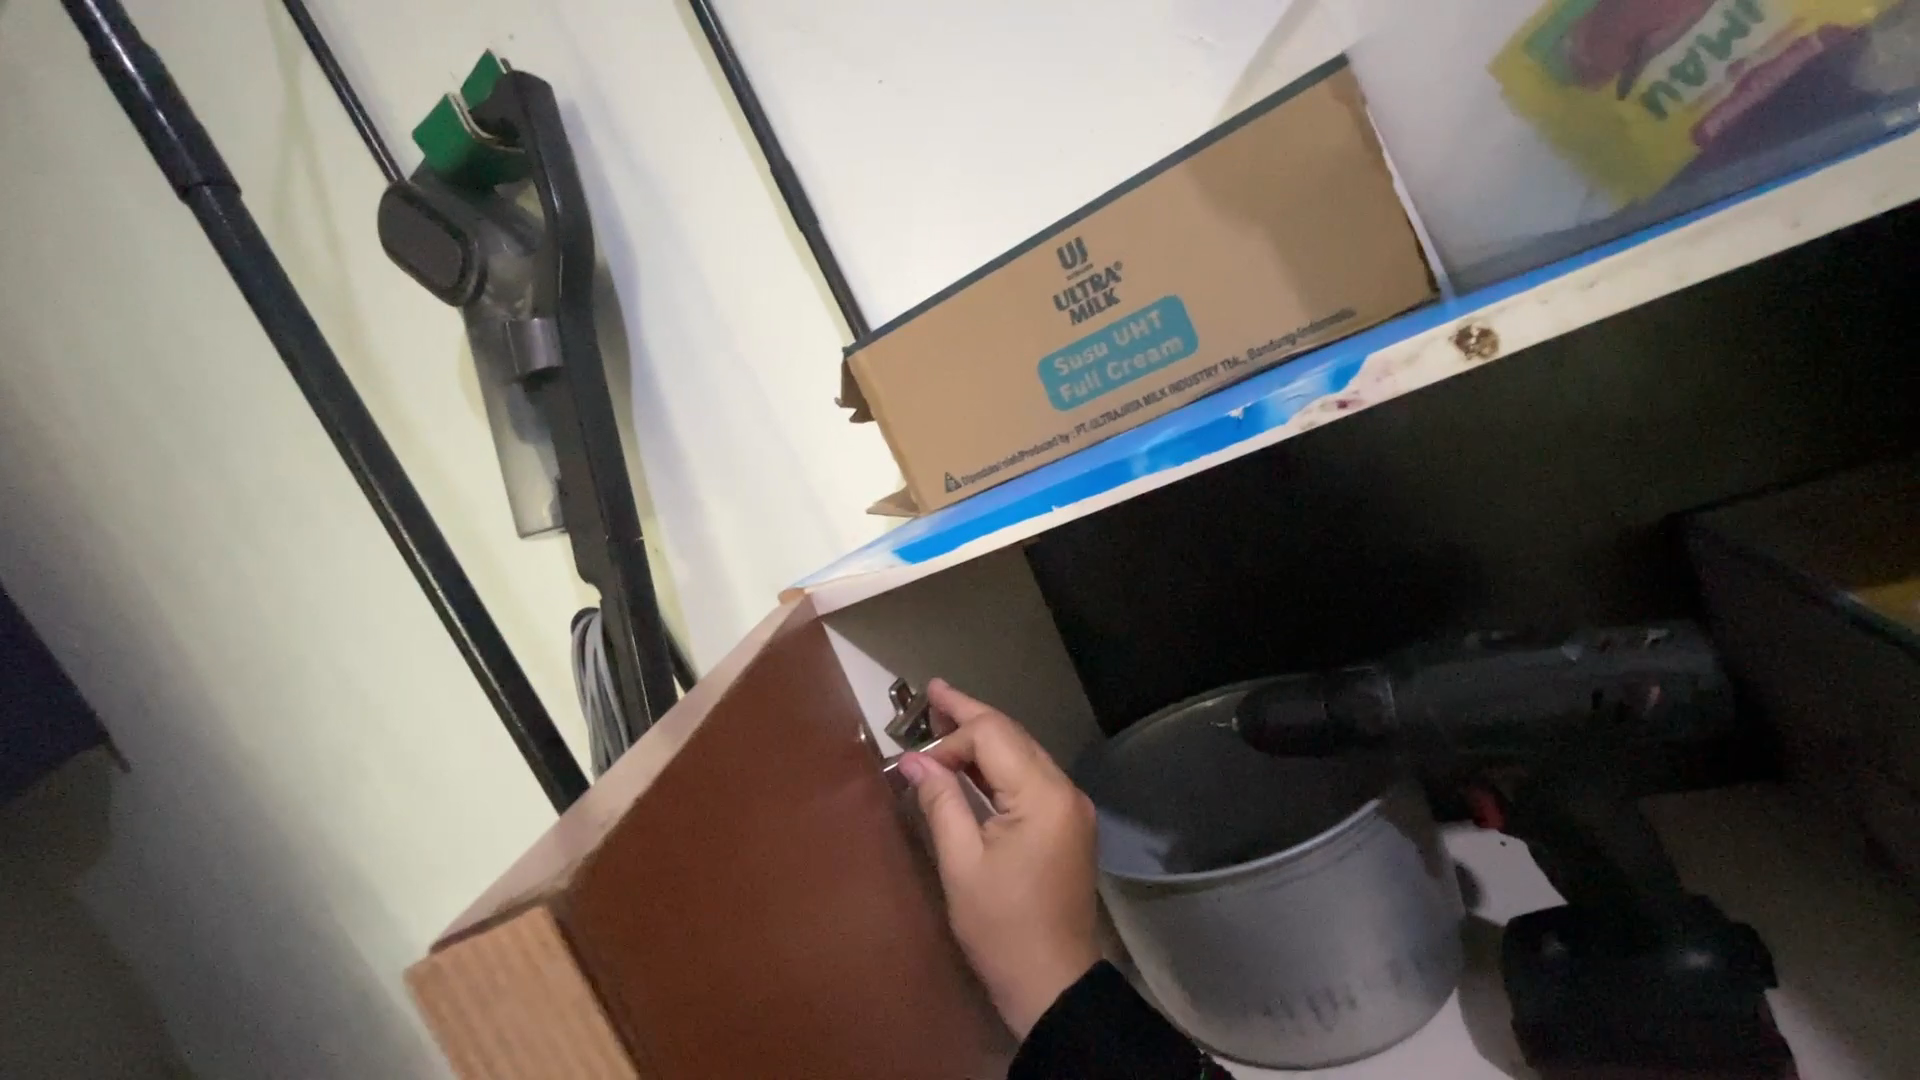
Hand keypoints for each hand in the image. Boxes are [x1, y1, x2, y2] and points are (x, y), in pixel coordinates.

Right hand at [896, 679, 1102, 1037]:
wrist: (1053, 984)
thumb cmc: (1002, 928)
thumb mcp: (961, 864)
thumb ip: (941, 801)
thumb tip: (914, 760)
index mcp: (1043, 795)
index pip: (994, 736)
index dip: (952, 739)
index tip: (918, 761)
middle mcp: (1064, 790)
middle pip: (1012, 736)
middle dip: (970, 716)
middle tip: (932, 692)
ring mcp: (1071, 806)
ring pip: (1022, 753)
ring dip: (984, 738)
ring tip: (945, 716)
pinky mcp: (1067, 823)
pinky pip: (1030, 778)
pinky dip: (998, 766)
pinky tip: (972, 761)